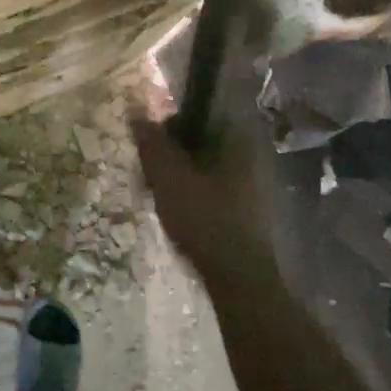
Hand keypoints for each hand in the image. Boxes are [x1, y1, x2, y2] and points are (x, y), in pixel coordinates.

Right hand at [129, 113, 279, 285]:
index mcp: (237, 136)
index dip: (168, 125)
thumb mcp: (168, 178)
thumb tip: (137, 111)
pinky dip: (193, 193)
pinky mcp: (250, 207)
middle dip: (171, 154)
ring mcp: (253, 181)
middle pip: (199, 138)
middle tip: (149, 176)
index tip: (150, 148)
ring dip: (179, 175)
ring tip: (159, 198)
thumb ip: (152, 143)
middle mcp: (250, 152)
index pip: (196, 111)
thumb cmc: (205, 219)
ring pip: (204, 164)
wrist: (241, 279)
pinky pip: (214, 186)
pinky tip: (178, 215)